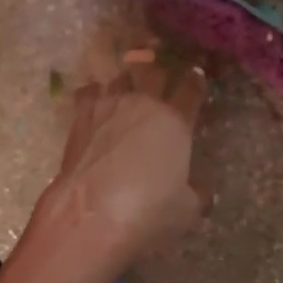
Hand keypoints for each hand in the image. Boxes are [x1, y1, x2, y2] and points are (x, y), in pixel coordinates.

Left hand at [0, 61, 207, 282]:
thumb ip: (196, 193)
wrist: (93, 209)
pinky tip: (96, 101)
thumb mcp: (187, 210)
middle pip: (154, 72)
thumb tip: (200, 190)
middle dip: (160, 72)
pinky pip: (91, 91)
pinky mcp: (82, 111)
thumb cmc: (148, 211)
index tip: (196, 75)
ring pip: (122, 77)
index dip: (195, 81)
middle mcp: (143, 102)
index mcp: (174, 120)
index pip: (190, 90)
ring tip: (128, 86)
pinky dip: (96, 93)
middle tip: (161, 74)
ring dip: (128, 80)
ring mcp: (110, 102)